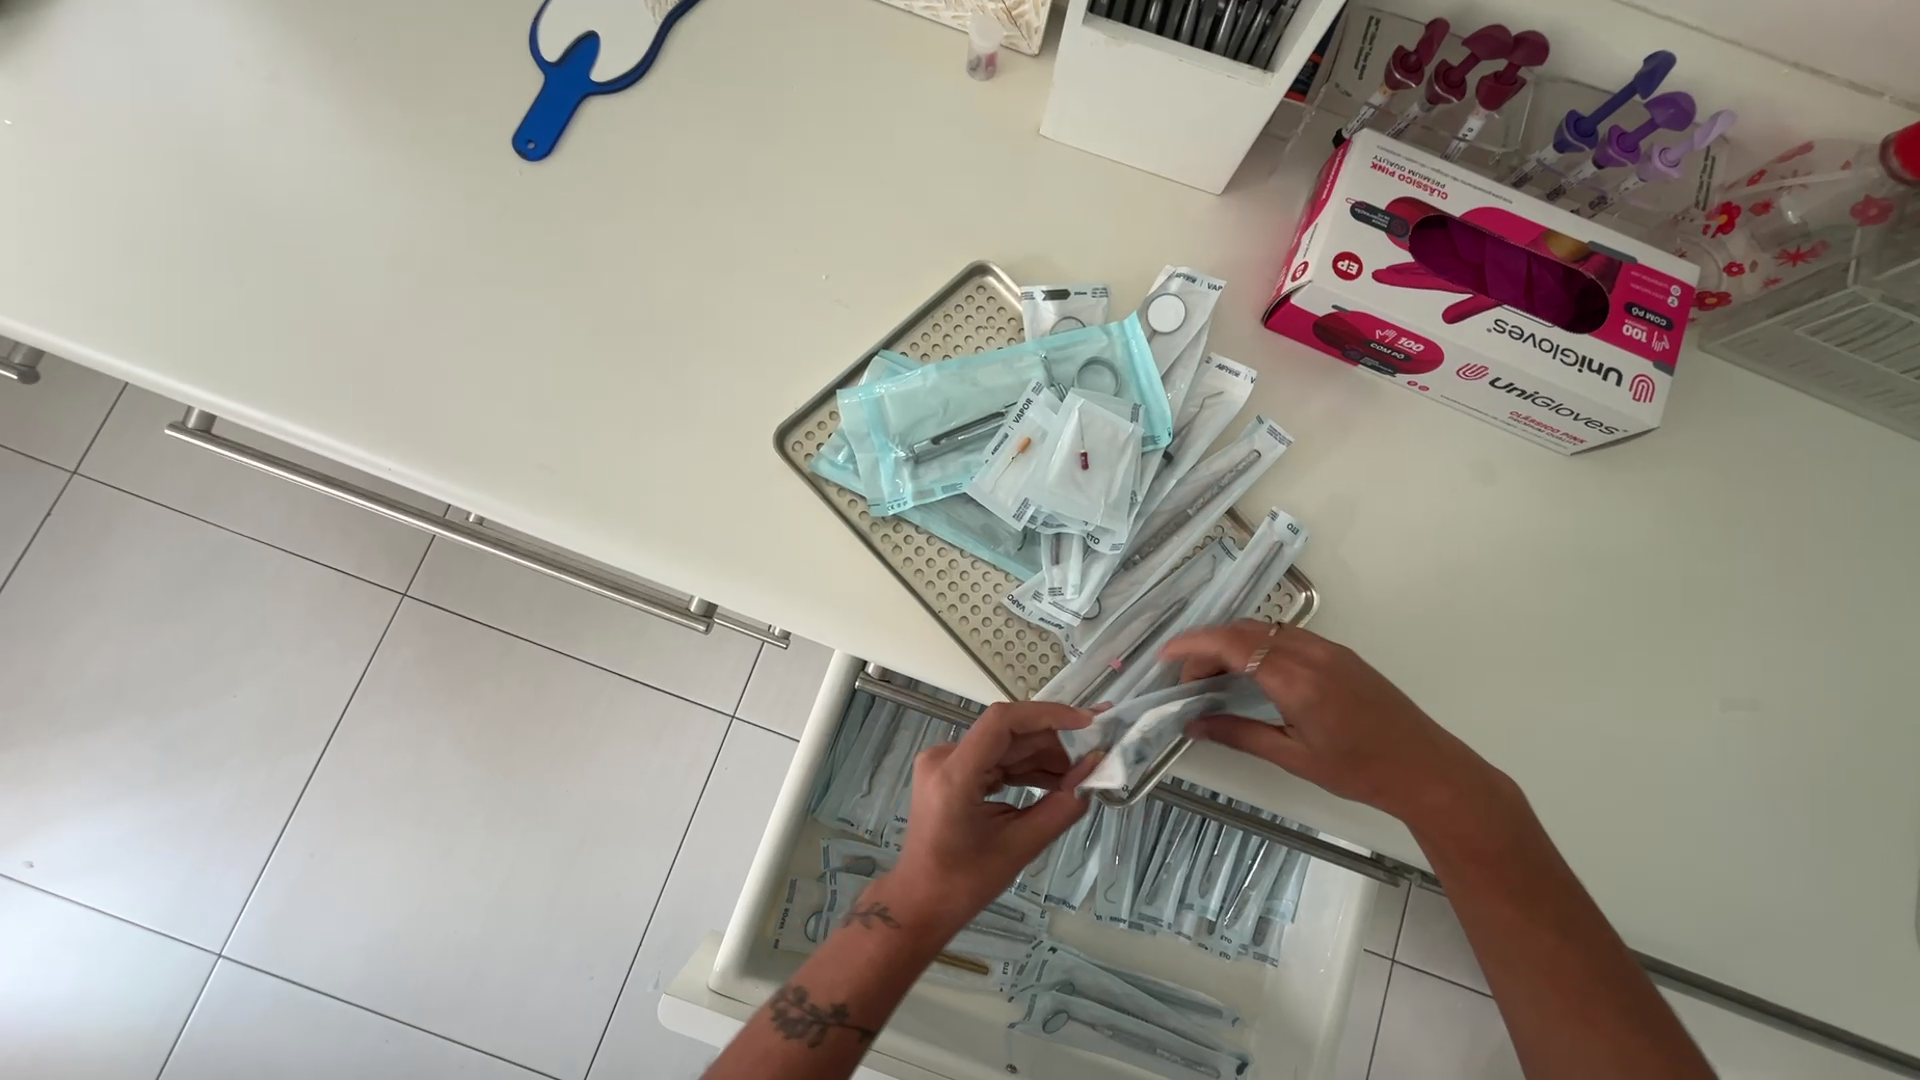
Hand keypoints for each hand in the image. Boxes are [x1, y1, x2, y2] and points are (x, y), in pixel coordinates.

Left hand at [888, 702, 1099, 934]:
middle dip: (1053, 742)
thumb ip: (1061, 806)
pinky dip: (1024, 767)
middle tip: (1092, 756)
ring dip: (1042, 756)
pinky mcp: (950, 771)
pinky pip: (993, 758)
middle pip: (1007, 733)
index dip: (1048, 715)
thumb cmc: (964, 883)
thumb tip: (1094, 772)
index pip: (1003, 721)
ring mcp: (944, 762)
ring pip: (1004, 744)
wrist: (922, 900)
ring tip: (1078, 775)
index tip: (1086, 723)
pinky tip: (1054, 780)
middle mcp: (943, 757)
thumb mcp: (1020, 847)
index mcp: (954, 775)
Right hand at [1161, 620, 1505, 826]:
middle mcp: (1311, 654)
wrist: (1428, 770)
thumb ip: (1239, 735)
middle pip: (1244, 631)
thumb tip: (1192, 725)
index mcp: (1297, 681)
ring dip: (1231, 643)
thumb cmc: (1360, 771)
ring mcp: (1328, 649)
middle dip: (1206, 646)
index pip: (1233, 645)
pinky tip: (1248, 670)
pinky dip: (1255, 644)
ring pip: (1265, 629)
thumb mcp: (1293, 757)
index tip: (1166, 656)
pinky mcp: (1339, 654)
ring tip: (1211, 675)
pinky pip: (1286, 635)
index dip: (1193, 645)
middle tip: (1186, 679)